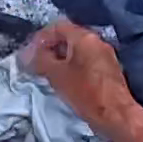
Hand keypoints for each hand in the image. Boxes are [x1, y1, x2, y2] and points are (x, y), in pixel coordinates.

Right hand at [27, 20, 142, 138]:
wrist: (115, 115)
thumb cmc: (84, 92)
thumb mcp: (56, 74)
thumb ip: (40, 60)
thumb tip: (27, 54)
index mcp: (84, 38)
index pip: (57, 26)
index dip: (40, 38)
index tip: (30, 52)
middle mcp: (97, 41)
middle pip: (68, 37)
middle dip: (50, 49)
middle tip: (36, 64)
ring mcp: (105, 56)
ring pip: (77, 50)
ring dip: (60, 59)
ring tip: (48, 74)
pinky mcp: (108, 70)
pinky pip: (85, 61)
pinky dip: (72, 67)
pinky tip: (65, 81)